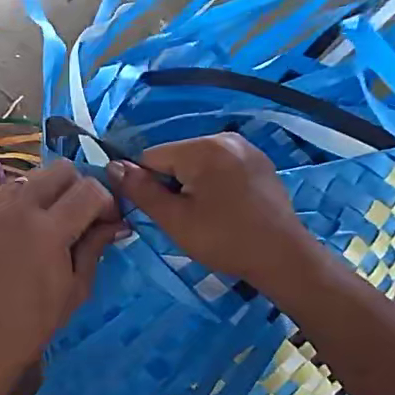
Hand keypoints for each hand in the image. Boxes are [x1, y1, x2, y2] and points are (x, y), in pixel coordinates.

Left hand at [0, 160, 121, 393]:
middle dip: (81, 186)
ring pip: (33, 175)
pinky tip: (31, 225)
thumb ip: (96, 246)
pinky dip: (26, 197)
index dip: (107, 202)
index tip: (111, 222)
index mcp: (48, 230)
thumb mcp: (77, 287)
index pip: (89, 189)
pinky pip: (9, 191)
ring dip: (52, 189)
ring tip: (57, 219)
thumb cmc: (36, 321)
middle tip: (86, 216)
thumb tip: (118, 222)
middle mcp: (19, 209)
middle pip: (61, 169)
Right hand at [108, 133, 320, 293]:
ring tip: (206, 216)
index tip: (161, 213)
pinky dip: (213, 184)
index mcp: (202, 148)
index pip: (150, 157)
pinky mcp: (259, 162)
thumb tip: (112, 167)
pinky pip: (220, 166)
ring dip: (191, 185)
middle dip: (172, 184)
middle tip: (185, 218)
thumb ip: (140, 191)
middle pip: (175, 157)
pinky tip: (224, 209)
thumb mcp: (174, 219)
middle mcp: (224, 137)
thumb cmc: (224, 240)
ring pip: (197, 162)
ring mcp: (246, 147)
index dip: (147, 186)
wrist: (282, 257)